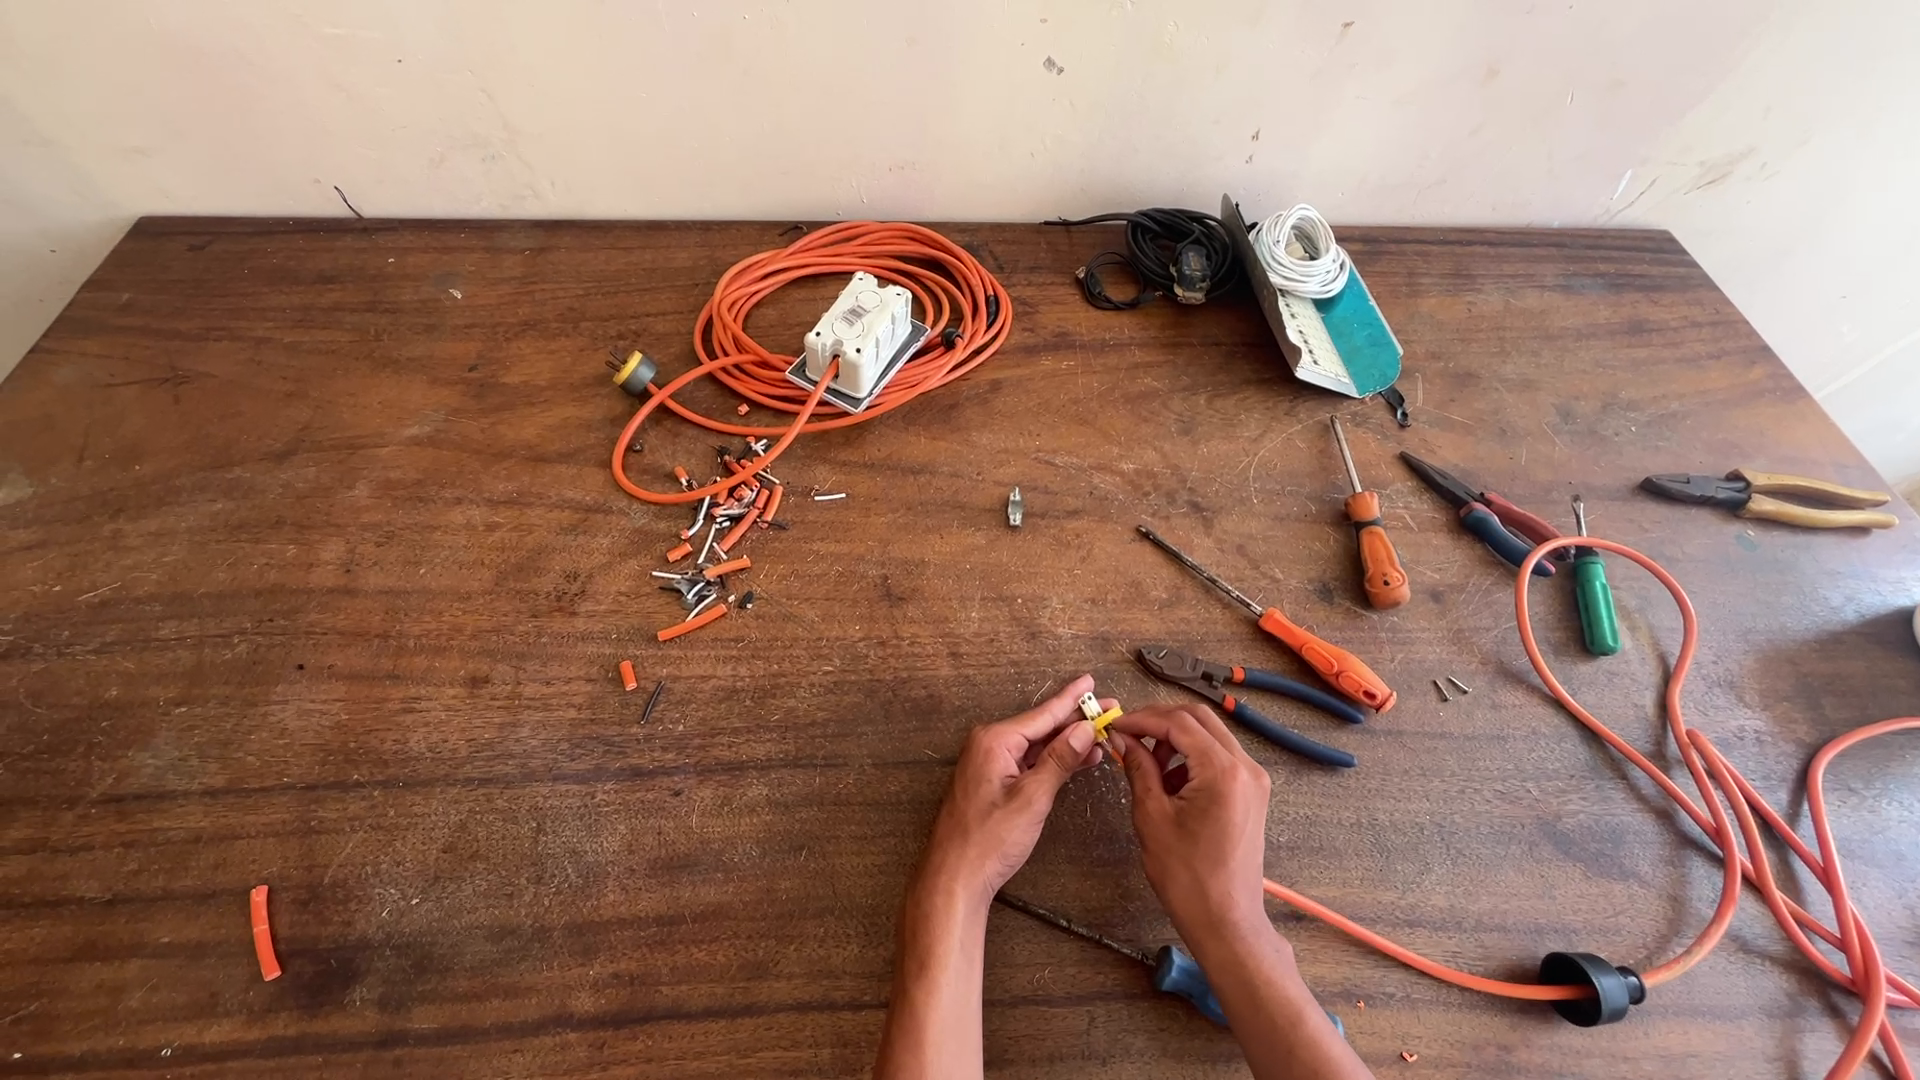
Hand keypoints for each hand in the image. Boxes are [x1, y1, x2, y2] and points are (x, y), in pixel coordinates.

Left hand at [916, 675, 1105, 903]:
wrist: (956, 877)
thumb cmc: (988, 841)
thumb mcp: (1032, 798)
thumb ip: (1060, 760)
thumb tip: (1083, 729)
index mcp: (995, 740)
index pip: (1042, 714)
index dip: (1072, 699)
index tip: (1090, 681)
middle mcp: (989, 744)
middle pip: (1041, 726)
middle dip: (1075, 720)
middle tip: (1107, 710)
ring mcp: (990, 762)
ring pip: (1036, 744)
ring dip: (1067, 742)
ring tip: (1100, 735)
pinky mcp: (993, 780)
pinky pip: (1028, 761)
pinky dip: (1053, 760)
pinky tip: (1077, 759)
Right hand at [1110, 703, 1272, 942]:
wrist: (1226, 921)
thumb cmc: (1187, 877)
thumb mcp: (1151, 816)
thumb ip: (1138, 768)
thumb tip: (1123, 738)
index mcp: (1222, 771)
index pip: (1178, 722)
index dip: (1142, 718)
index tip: (1116, 725)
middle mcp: (1246, 766)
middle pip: (1198, 718)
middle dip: (1160, 720)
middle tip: (1129, 734)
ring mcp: (1253, 779)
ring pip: (1210, 734)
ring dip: (1176, 737)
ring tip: (1147, 763)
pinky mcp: (1252, 792)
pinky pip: (1219, 756)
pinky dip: (1192, 755)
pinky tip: (1169, 780)